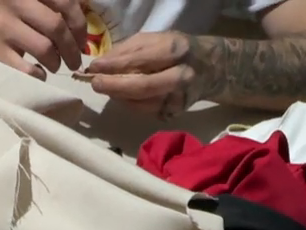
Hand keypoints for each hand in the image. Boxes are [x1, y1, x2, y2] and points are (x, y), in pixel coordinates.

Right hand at [0, 0, 87, 75]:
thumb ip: (35, 0)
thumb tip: (68, 11)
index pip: (63, 0)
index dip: (78, 21)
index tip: (81, 35)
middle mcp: (15, 3)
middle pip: (57, 27)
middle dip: (72, 48)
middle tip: (74, 60)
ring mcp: (3, 29)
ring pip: (45, 49)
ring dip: (56, 62)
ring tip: (54, 67)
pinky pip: (26, 69)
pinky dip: (38, 76)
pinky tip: (38, 76)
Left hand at [84, 31, 201, 115]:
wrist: (210, 70)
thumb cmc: (178, 51)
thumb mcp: (158, 39)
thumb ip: (131, 49)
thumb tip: (103, 62)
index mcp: (176, 50)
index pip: (141, 59)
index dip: (116, 64)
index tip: (95, 66)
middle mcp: (179, 77)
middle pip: (142, 86)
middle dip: (115, 86)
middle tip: (95, 83)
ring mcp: (178, 99)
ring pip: (141, 103)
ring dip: (119, 97)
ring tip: (105, 88)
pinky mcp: (173, 114)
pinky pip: (145, 111)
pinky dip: (129, 104)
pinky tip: (121, 96)